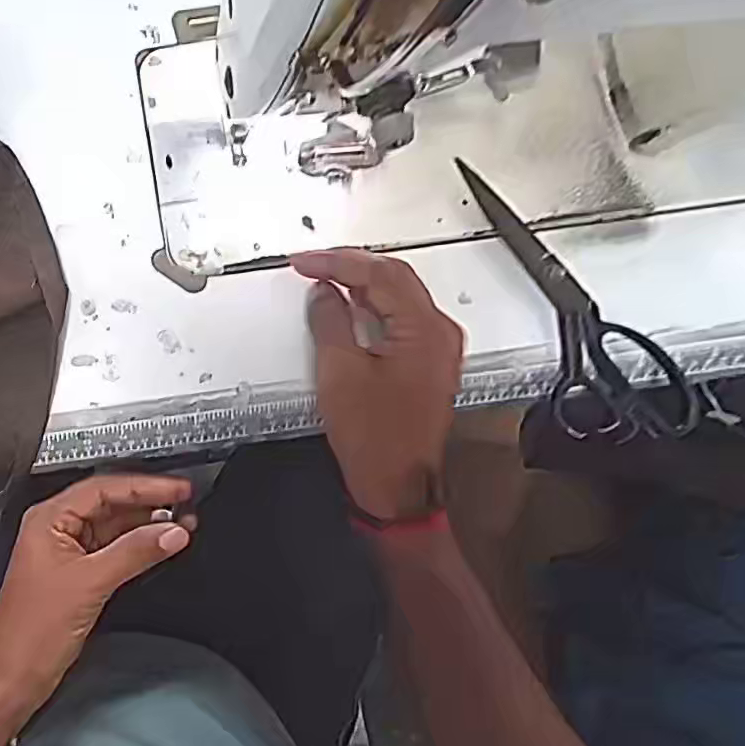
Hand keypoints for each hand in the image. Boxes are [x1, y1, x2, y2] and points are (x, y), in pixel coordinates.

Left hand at [0, 475, 195, 745]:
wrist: (15, 677)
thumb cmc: (32, 632)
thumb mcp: (90, 584)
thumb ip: (134, 552)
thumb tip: (171, 531)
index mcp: (49, 518)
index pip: (104, 488)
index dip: (145, 486)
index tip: (177, 488)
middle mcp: (56, 528)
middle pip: (110, 502)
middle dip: (149, 502)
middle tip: (185, 502)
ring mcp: (67, 550)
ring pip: (114, 525)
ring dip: (147, 524)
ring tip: (182, 522)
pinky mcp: (78, 572)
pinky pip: (113, 547)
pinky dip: (138, 545)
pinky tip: (159, 544)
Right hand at [292, 248, 464, 521]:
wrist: (395, 483)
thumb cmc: (376, 439)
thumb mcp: (339, 372)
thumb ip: (330, 322)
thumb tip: (323, 293)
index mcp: (424, 331)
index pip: (379, 275)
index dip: (336, 263)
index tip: (305, 262)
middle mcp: (439, 335)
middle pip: (395, 278)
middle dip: (350, 265)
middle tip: (312, 263)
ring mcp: (436, 348)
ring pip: (398, 295)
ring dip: (360, 283)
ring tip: (325, 276)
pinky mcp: (425, 362)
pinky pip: (400, 317)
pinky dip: (371, 306)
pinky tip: (348, 305)